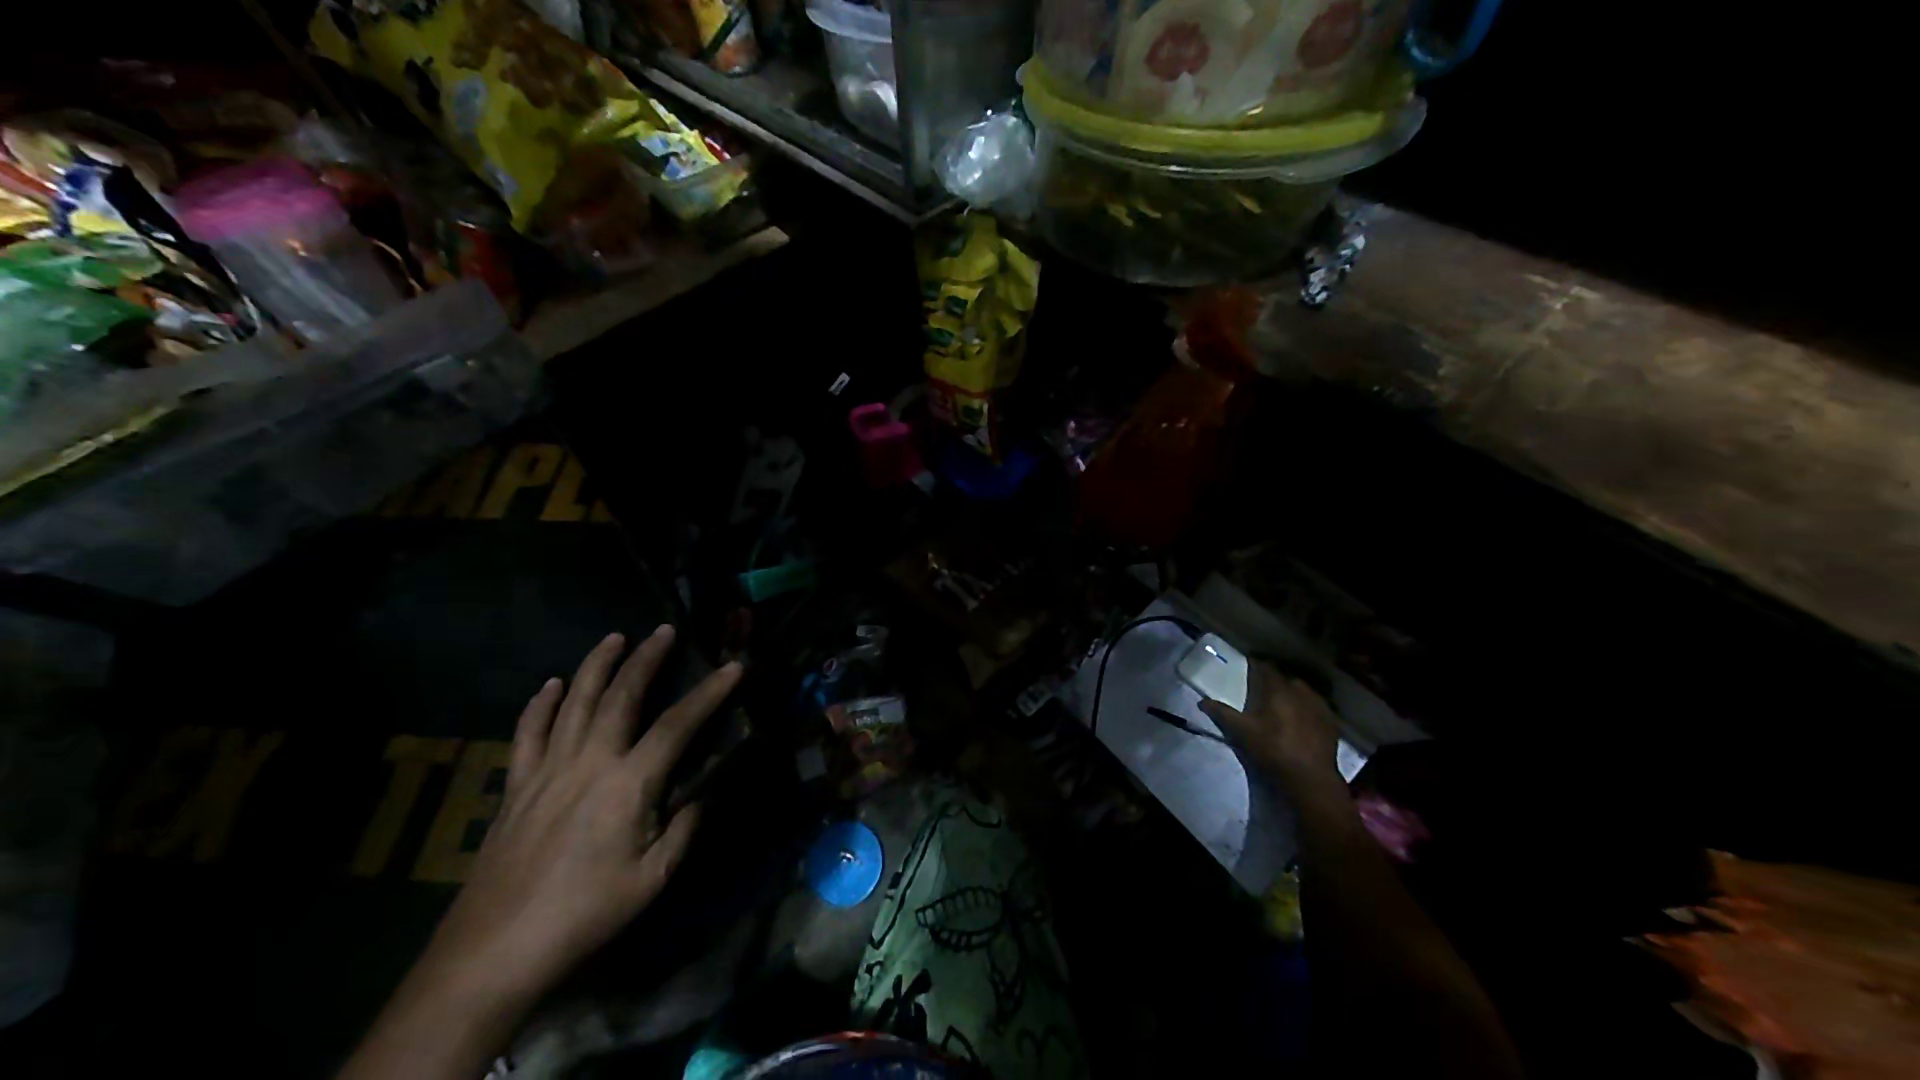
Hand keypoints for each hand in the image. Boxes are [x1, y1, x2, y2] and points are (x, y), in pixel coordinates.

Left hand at [419, 627, 742, 1002]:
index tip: (733, 666)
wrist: (496, 948)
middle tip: (663, 631)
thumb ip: (683, 828)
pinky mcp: (516, 785)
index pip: (677, 725)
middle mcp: (588, 762)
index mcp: (628, 784)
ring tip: (614, 638)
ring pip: (572, 702)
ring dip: (595, 666)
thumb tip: (702, 794)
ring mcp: (547, 769)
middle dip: (645, 659)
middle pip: (620, 696)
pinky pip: (528, 732)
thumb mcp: (653, 878)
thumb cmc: (586, 912)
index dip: (708, 693)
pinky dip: (539, 704)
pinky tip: (549, 685)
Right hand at [1199, 661, 1339, 784]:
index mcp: (1278, 690)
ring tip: (1284, 706)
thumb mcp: (1242, 732)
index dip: (1257, 666)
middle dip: (1276, 682)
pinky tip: (1303, 722)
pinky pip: (1317, 708)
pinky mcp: (1331, 724)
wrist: (1310, 778)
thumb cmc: (1272, 749)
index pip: (1267, 669)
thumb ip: (1222, 714)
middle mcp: (1301, 693)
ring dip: (1294, 694)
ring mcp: (1320, 708)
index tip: (1249, 666)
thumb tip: (1202, 701)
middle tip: (1264, 691)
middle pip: (1287, 679)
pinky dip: (1308, 710)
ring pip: (1305, 693)